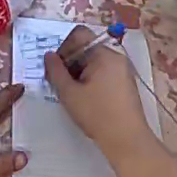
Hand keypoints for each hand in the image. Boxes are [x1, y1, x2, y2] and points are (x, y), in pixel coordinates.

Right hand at [43, 26, 157, 161]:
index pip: (79, 35)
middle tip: (62, 84)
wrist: (128, 140)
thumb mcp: (69, 93)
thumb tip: (49, 55)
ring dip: (80, 73)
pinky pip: (104, 72)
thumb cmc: (97, 115)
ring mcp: (123, 70)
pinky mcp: (126, 83)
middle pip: (87, 48)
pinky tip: (88, 100)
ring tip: (74, 95)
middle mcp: (116, 57)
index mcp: (103, 54)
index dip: (63, 49)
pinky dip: (92, 80)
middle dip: (71, 63)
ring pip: (95, 62)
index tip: (57, 69)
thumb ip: (56, 71)